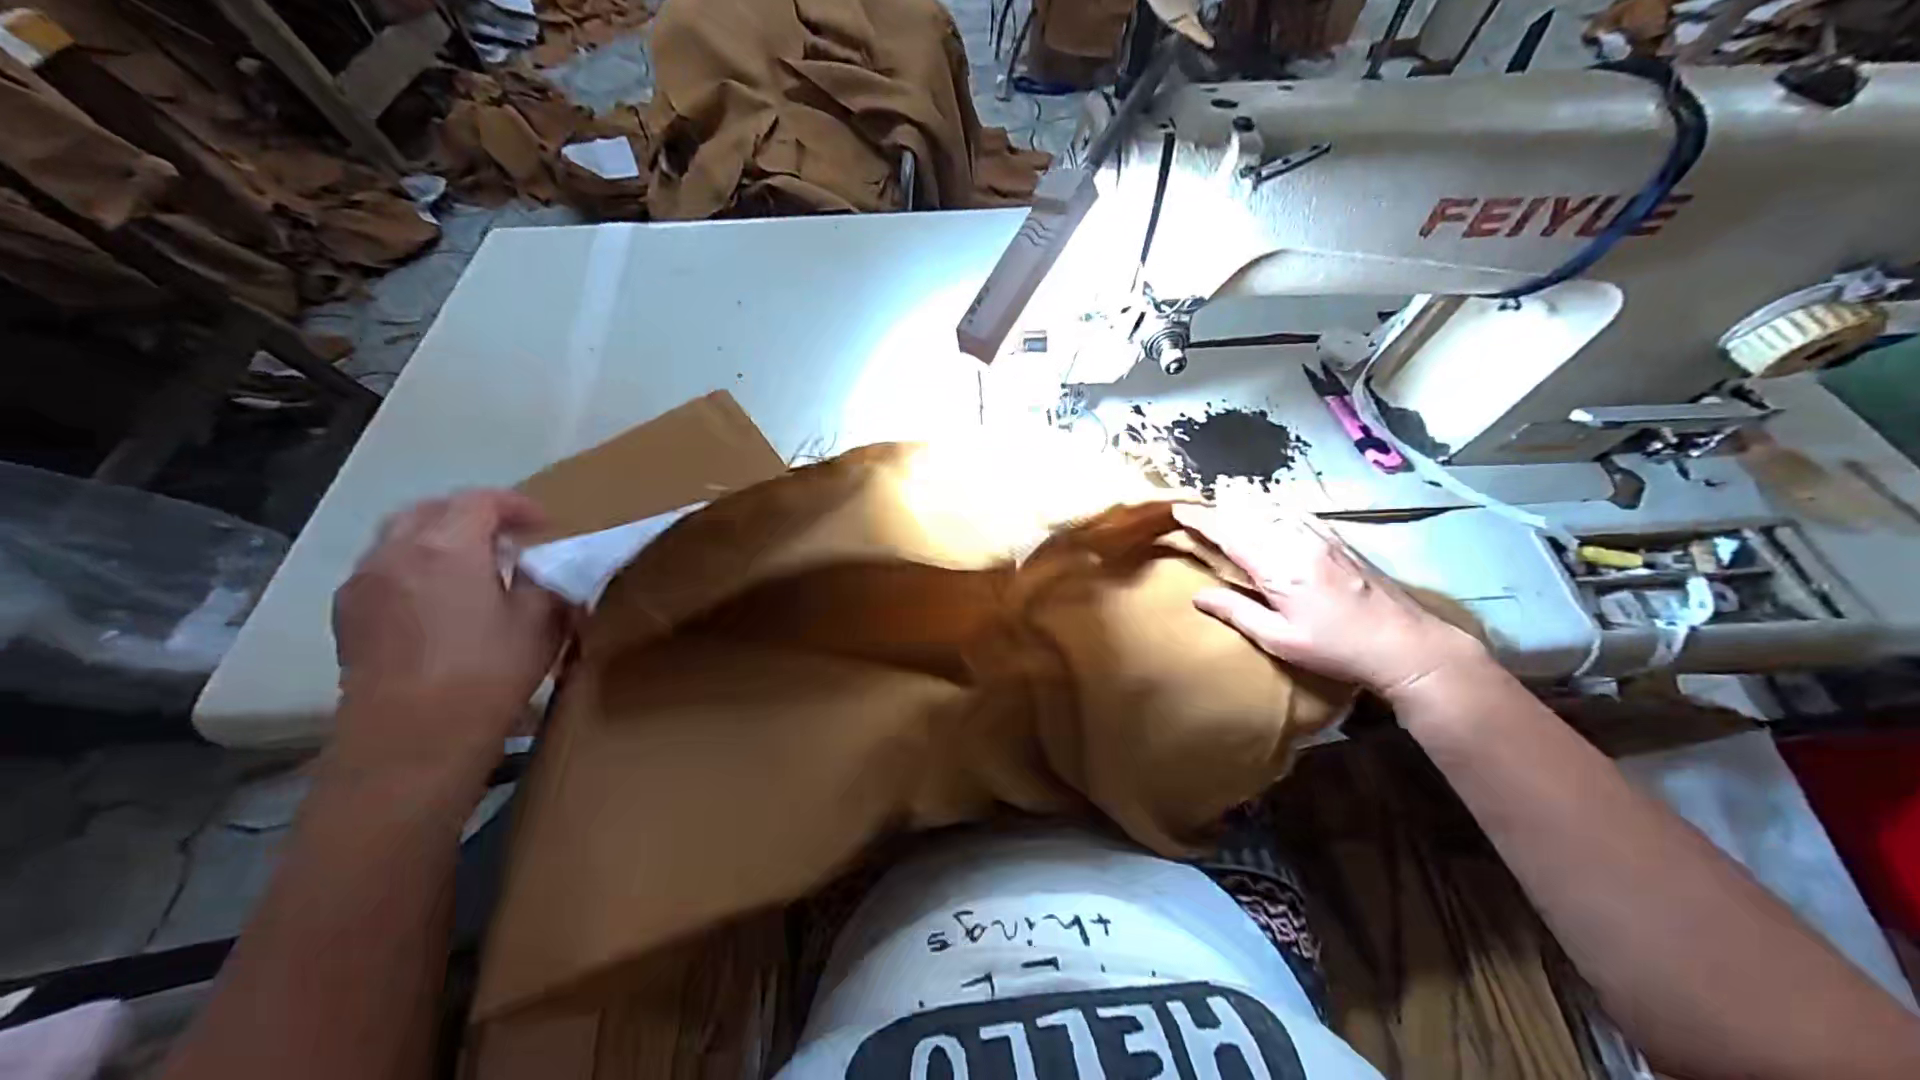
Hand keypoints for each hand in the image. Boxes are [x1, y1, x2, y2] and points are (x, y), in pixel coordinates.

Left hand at [332, 490, 567, 766]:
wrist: (412, 738)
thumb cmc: (487, 673)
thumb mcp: (540, 622)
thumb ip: (542, 582)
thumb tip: (537, 567)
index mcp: (447, 546)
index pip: (481, 501)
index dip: (517, 506)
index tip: (544, 526)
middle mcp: (395, 552)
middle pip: (432, 509)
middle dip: (472, 514)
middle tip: (507, 538)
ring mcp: (363, 583)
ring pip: (400, 537)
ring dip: (439, 538)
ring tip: (472, 566)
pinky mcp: (348, 615)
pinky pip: (382, 569)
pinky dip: (414, 565)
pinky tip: (438, 599)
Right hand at [1172, 503, 1487, 701]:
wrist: (1406, 645)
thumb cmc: (1337, 648)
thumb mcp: (1279, 639)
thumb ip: (1236, 612)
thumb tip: (1199, 596)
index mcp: (1278, 565)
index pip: (1229, 530)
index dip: (1201, 518)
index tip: (1177, 510)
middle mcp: (1297, 541)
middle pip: (1248, 512)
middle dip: (1217, 509)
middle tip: (1193, 512)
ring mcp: (1321, 536)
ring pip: (1272, 508)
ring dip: (1243, 506)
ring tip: (1223, 511)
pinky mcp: (1338, 540)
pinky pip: (1295, 513)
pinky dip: (1271, 509)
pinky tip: (1267, 514)